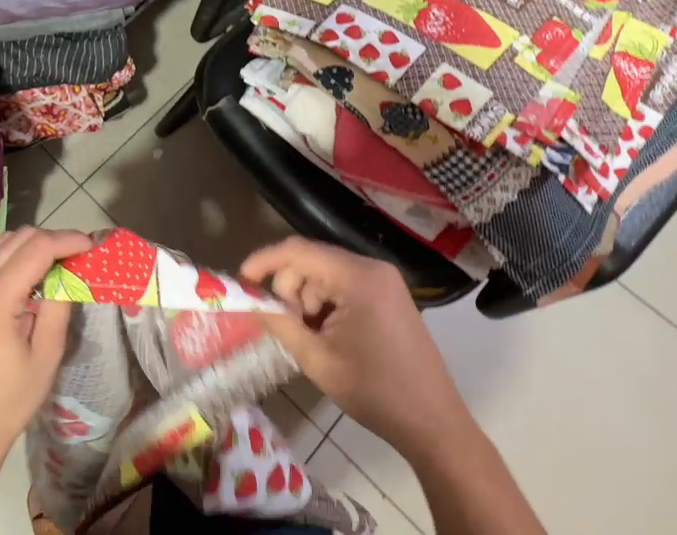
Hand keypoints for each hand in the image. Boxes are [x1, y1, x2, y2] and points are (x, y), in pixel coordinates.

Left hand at [0, 226, 94, 462]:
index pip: (37, 248)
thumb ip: (59, 304)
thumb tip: (71, 271)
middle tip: (76, 258)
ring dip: (28, 246)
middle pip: (18, 237)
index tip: (91, 246)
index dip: (68, 241)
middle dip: (51, 240)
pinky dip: (5, 256)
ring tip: (52, 267)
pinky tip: (21, 277)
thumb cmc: (10, 397)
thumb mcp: (47, 353)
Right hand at [242, 237, 472, 457]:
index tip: (242, 281)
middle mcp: (372, 269)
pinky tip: (328, 334)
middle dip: (290, 288)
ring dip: (307, 299)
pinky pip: (344, 285)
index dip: (264, 261)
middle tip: (287, 325)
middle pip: (311, 261)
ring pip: (325, 273)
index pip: (298, 252)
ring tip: (311, 337)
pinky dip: (326, 303)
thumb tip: (250, 302)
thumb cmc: (374, 391)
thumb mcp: (317, 360)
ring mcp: (385, 281)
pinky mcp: (390, 295)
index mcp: (358, 278)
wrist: (434, 424)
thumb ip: (280, 323)